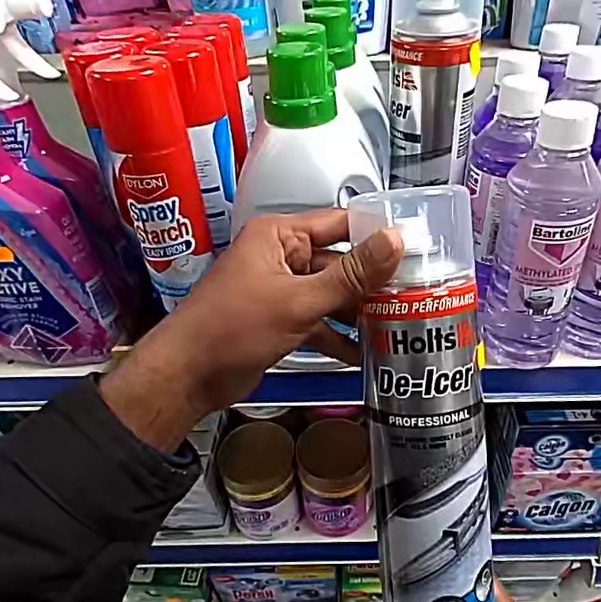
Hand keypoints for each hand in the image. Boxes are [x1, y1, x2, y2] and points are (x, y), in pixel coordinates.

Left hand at [100, 210, 402, 449]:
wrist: (188, 377)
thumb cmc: (230, 328)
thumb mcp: (299, 300)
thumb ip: (350, 275)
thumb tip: (393, 243)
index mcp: (280, 236)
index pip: (340, 224)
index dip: (375, 236)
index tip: (412, 250)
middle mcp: (282, 258)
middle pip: (340, 263)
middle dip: (371, 283)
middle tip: (411, 296)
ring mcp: (281, 290)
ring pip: (332, 295)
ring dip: (358, 313)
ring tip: (394, 327)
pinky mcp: (280, 320)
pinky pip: (319, 321)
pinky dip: (338, 337)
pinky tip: (363, 354)